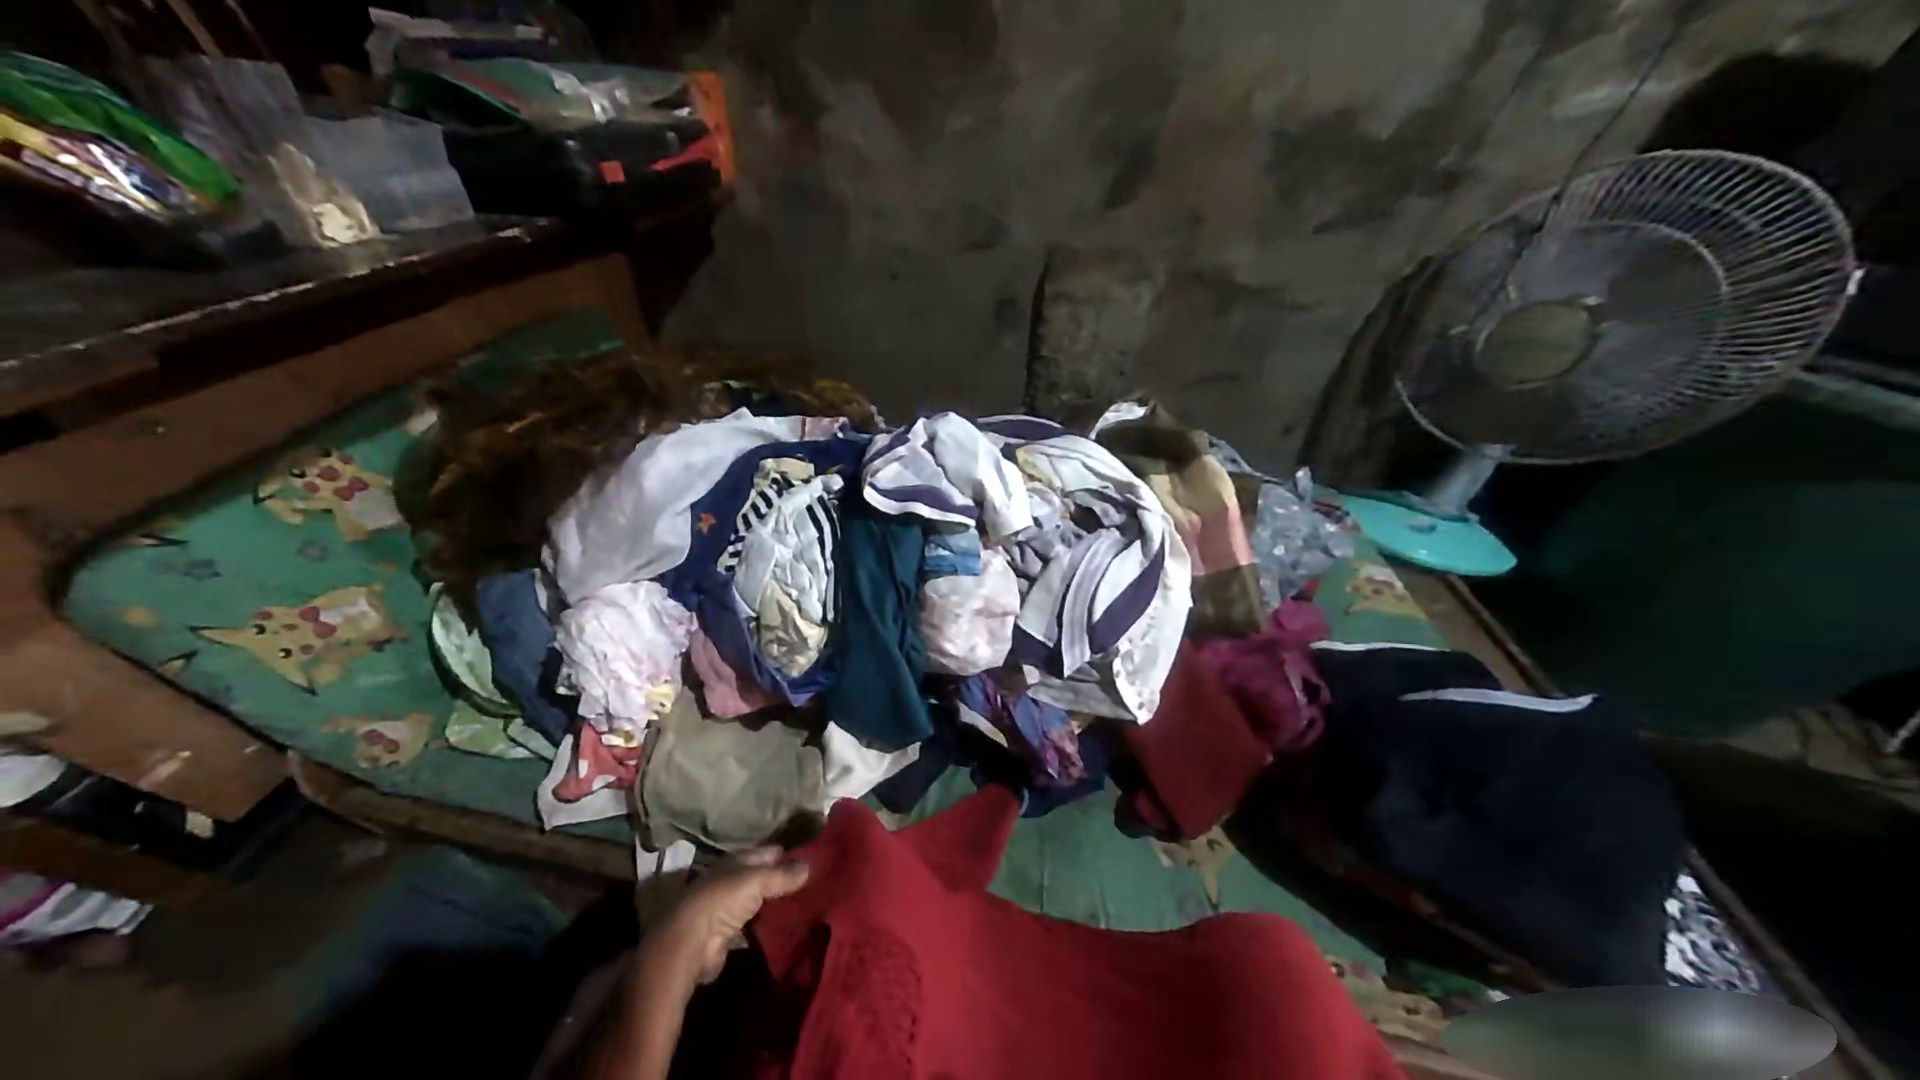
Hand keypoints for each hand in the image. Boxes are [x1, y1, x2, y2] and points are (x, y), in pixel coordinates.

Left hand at [636, 847, 810, 995]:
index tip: (816, 858)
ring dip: (780, 903)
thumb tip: (811, 866)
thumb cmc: (721, 901)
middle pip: (765, 876)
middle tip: (817, 882)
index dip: (789, 854)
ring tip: (810, 903)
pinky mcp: (731, 934)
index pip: (768, 852)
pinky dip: (772, 924)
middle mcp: (733, 881)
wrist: (688, 945)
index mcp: (737, 862)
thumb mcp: (756, 881)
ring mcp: (731, 908)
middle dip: (787, 878)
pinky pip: (758, 924)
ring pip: (763, 901)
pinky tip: (792, 925)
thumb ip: (782, 875)